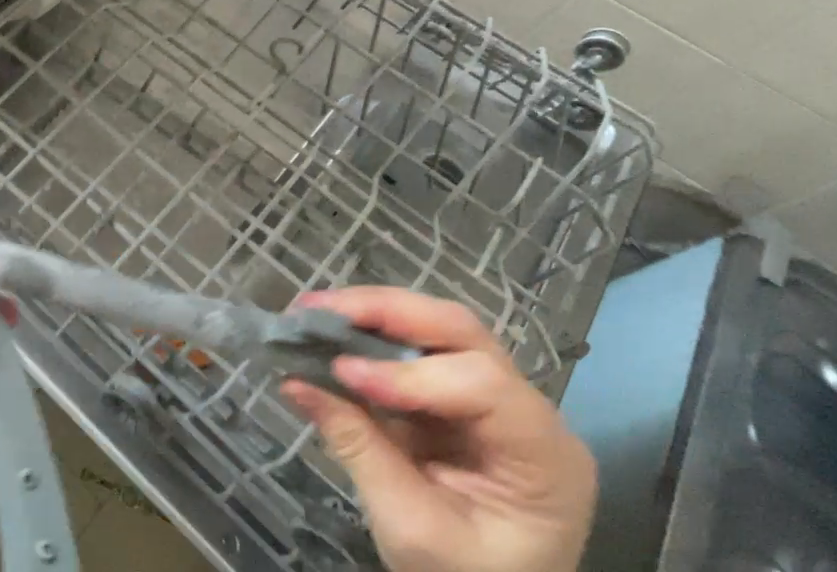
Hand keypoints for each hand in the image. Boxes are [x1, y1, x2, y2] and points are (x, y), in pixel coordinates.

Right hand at [281, 288, 595, 571]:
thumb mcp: (410, 527)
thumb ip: (358, 448)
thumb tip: (294, 382)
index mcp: (543, 456)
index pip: (482, 384)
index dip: (407, 372)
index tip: (341, 372)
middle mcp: (529, 412)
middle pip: (462, 334)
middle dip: (384, 312)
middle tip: (314, 309)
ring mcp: (494, 401)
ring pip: (438, 329)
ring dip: (371, 314)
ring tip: (311, 312)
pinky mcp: (457, 399)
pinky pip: (415, 351)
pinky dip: (369, 336)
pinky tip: (329, 333)